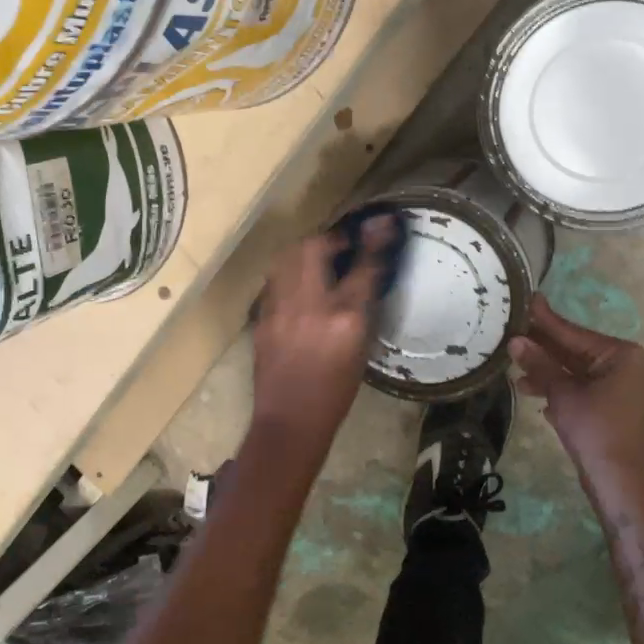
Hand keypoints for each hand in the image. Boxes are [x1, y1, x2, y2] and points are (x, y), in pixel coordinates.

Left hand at [251, 218, 394, 441]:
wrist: (290, 422)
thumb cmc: (335, 393)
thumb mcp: (360, 351)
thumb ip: (359, 311)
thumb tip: (359, 281)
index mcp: (346, 319)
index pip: (363, 267)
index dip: (374, 239)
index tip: (382, 221)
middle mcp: (312, 307)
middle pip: (315, 248)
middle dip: (328, 237)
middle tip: (338, 243)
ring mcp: (281, 311)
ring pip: (287, 258)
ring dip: (303, 251)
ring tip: (314, 258)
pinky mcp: (261, 319)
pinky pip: (274, 283)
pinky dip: (287, 276)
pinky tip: (294, 287)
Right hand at [510, 295, 643, 477]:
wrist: (619, 482)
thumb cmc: (594, 429)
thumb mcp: (562, 393)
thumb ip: (539, 364)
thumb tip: (516, 341)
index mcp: (622, 355)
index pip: (575, 333)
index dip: (546, 320)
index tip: (528, 300)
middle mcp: (628, 367)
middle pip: (577, 352)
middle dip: (544, 350)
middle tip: (512, 334)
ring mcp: (624, 390)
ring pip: (578, 373)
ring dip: (548, 374)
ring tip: (516, 373)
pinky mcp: (616, 411)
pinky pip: (585, 391)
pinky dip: (562, 391)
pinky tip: (535, 395)